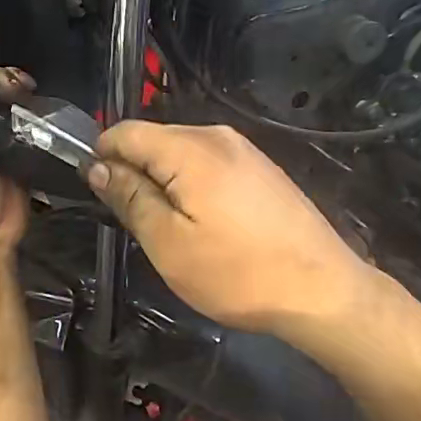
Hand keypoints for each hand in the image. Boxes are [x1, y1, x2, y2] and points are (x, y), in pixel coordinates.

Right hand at [86, 122, 376, 338]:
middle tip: (137, 223)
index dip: (101, 157)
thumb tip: (97, 166)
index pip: (125, 131)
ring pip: (180, 151)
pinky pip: (207, 162)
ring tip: (171, 228)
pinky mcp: (259, 166)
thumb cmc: (239, 273)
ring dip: (163, 180)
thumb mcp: (170, 244)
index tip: (98, 194)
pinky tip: (205, 223)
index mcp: (190, 147)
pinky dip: (191, 183)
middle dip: (134, 171)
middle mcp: (216, 135)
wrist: (323, 290)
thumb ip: (130, 198)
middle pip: (154, 138)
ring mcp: (242, 148)